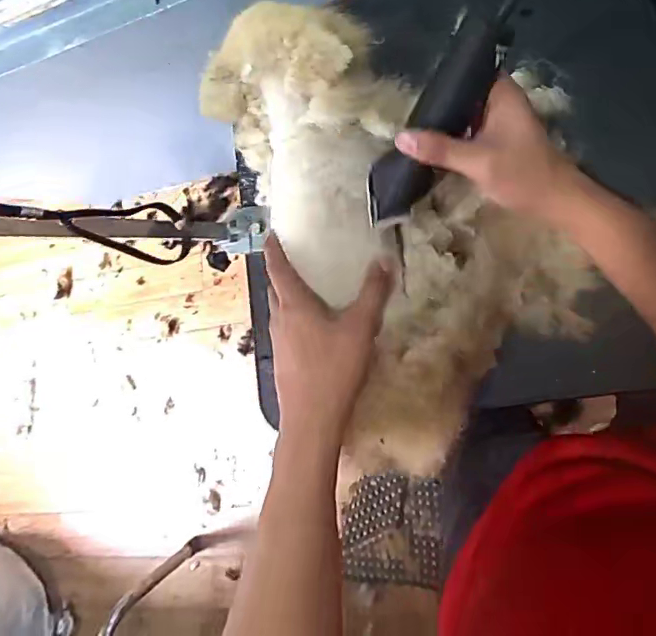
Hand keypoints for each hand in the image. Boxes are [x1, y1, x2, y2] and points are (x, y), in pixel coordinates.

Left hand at [263, 233, 389, 443]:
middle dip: (281, 272)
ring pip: (279, 310)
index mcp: (294, 306)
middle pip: (275, 289)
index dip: (274, 251)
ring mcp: (278, 343)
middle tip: (295, 258)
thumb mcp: (361, 327)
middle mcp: (280, 320)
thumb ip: (374, 293)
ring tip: (308, 288)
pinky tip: (315, 327)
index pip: (279, 270)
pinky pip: (286, 329)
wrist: (311, 422)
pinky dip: (294, 317)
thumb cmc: (334, 369)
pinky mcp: (283, 362)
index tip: (271, 234)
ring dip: (287, 296)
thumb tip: (383, 260)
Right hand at [395, 77, 586, 219]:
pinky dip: (457, 131)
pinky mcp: (501, 138)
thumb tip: (400, 136)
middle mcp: (503, 100)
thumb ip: (440, 148)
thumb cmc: (523, 174)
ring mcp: (503, 119)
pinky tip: (435, 140)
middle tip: (409, 104)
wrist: (557, 201)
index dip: (446, 71)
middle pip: (466, 90)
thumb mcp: (477, 161)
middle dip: (441, 98)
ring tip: (415, 120)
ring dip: (448, 117)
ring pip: (468, 110)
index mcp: (502, 93)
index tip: (418, 79)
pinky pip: (472, 126)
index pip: (471, 67)